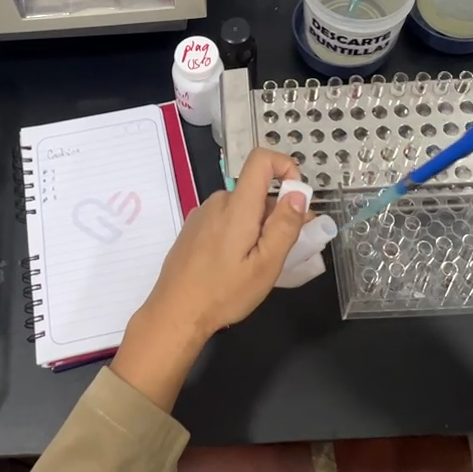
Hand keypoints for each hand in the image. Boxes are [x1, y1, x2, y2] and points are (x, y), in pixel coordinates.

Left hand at [110, 149, 311, 408]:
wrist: (175, 312)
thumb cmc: (224, 292)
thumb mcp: (265, 265)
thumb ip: (284, 226)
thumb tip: (298, 194)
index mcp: (237, 206)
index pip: (261, 159)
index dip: (285, 167)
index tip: (296, 199)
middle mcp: (218, 201)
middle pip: (256, 191)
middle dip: (276, 213)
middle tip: (283, 250)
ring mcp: (203, 213)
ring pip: (242, 207)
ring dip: (257, 226)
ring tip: (256, 264)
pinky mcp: (194, 227)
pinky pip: (226, 218)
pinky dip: (239, 232)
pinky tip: (234, 265)